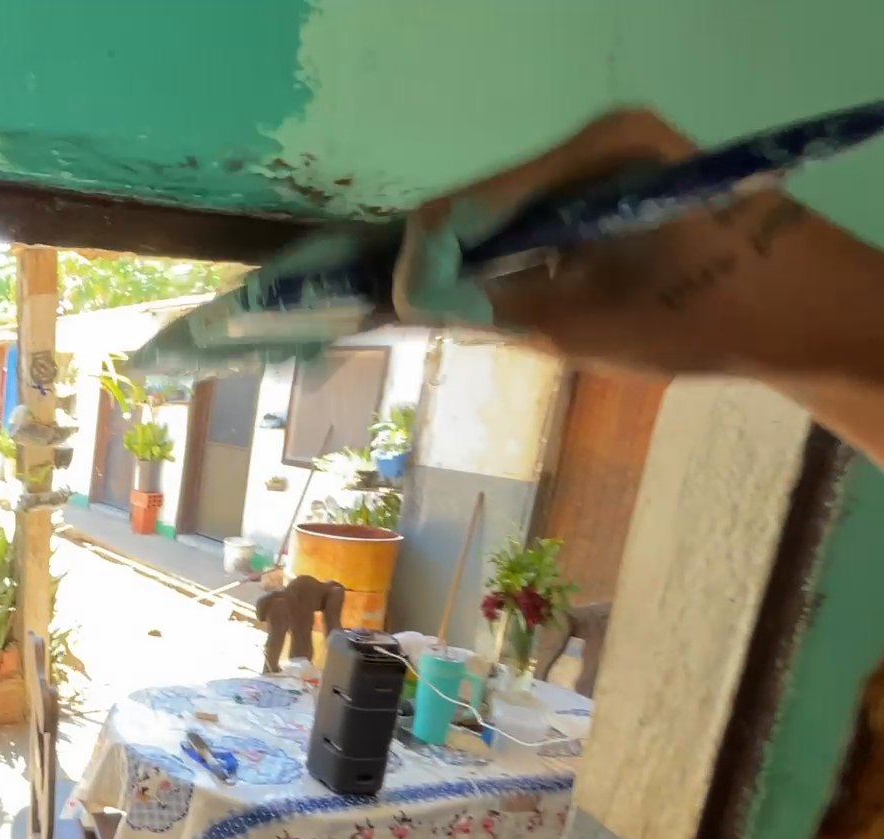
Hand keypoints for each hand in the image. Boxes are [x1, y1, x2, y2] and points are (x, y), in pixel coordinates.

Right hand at [390, 108, 883, 381]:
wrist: (805, 312)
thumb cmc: (698, 320)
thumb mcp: (570, 324)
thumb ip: (478, 309)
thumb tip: (402, 308)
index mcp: (589, 158)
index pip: (454, 212)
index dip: (416, 271)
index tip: (411, 322)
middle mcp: (585, 145)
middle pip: (462, 211)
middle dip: (430, 270)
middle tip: (424, 324)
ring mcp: (592, 164)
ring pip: (481, 220)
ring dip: (455, 271)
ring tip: (452, 318)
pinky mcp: (596, 187)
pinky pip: (512, 225)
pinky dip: (488, 265)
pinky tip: (487, 299)